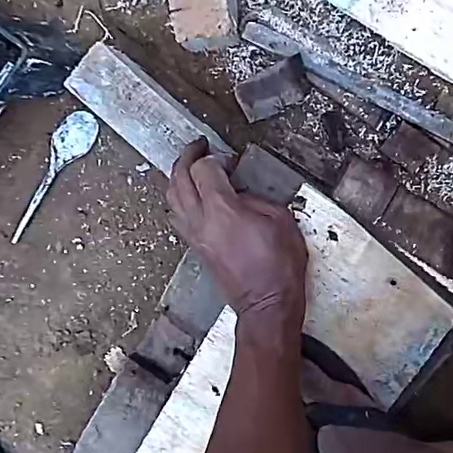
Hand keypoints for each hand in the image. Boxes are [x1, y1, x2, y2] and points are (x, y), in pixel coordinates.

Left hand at [165, 139, 307, 323]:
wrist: (267, 304)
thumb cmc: (279, 267)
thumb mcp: (280, 221)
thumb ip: (256, 199)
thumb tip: (240, 194)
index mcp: (223, 210)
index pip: (203, 170)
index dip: (213, 158)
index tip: (227, 158)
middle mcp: (201, 222)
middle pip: (178, 179)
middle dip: (186, 159)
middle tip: (198, 148)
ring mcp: (195, 237)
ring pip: (172, 199)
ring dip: (178, 179)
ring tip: (190, 169)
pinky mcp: (197, 249)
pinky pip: (177, 217)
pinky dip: (180, 200)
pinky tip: (192, 197)